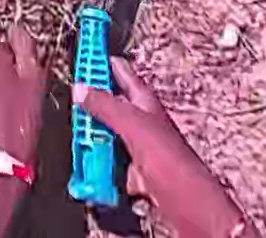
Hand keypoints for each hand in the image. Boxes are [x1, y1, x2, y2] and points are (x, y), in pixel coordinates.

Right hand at [74, 57, 251, 237]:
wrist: (195, 212)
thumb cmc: (171, 164)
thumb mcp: (133, 127)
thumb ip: (105, 106)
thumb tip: (80, 88)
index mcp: (143, 102)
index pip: (119, 70)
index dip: (101, 60)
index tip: (80, 53)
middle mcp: (142, 121)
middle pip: (111, 104)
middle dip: (91, 104)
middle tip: (70, 103)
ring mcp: (142, 148)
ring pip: (110, 136)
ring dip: (95, 140)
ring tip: (77, 142)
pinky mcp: (142, 175)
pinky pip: (116, 167)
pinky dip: (104, 170)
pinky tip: (93, 175)